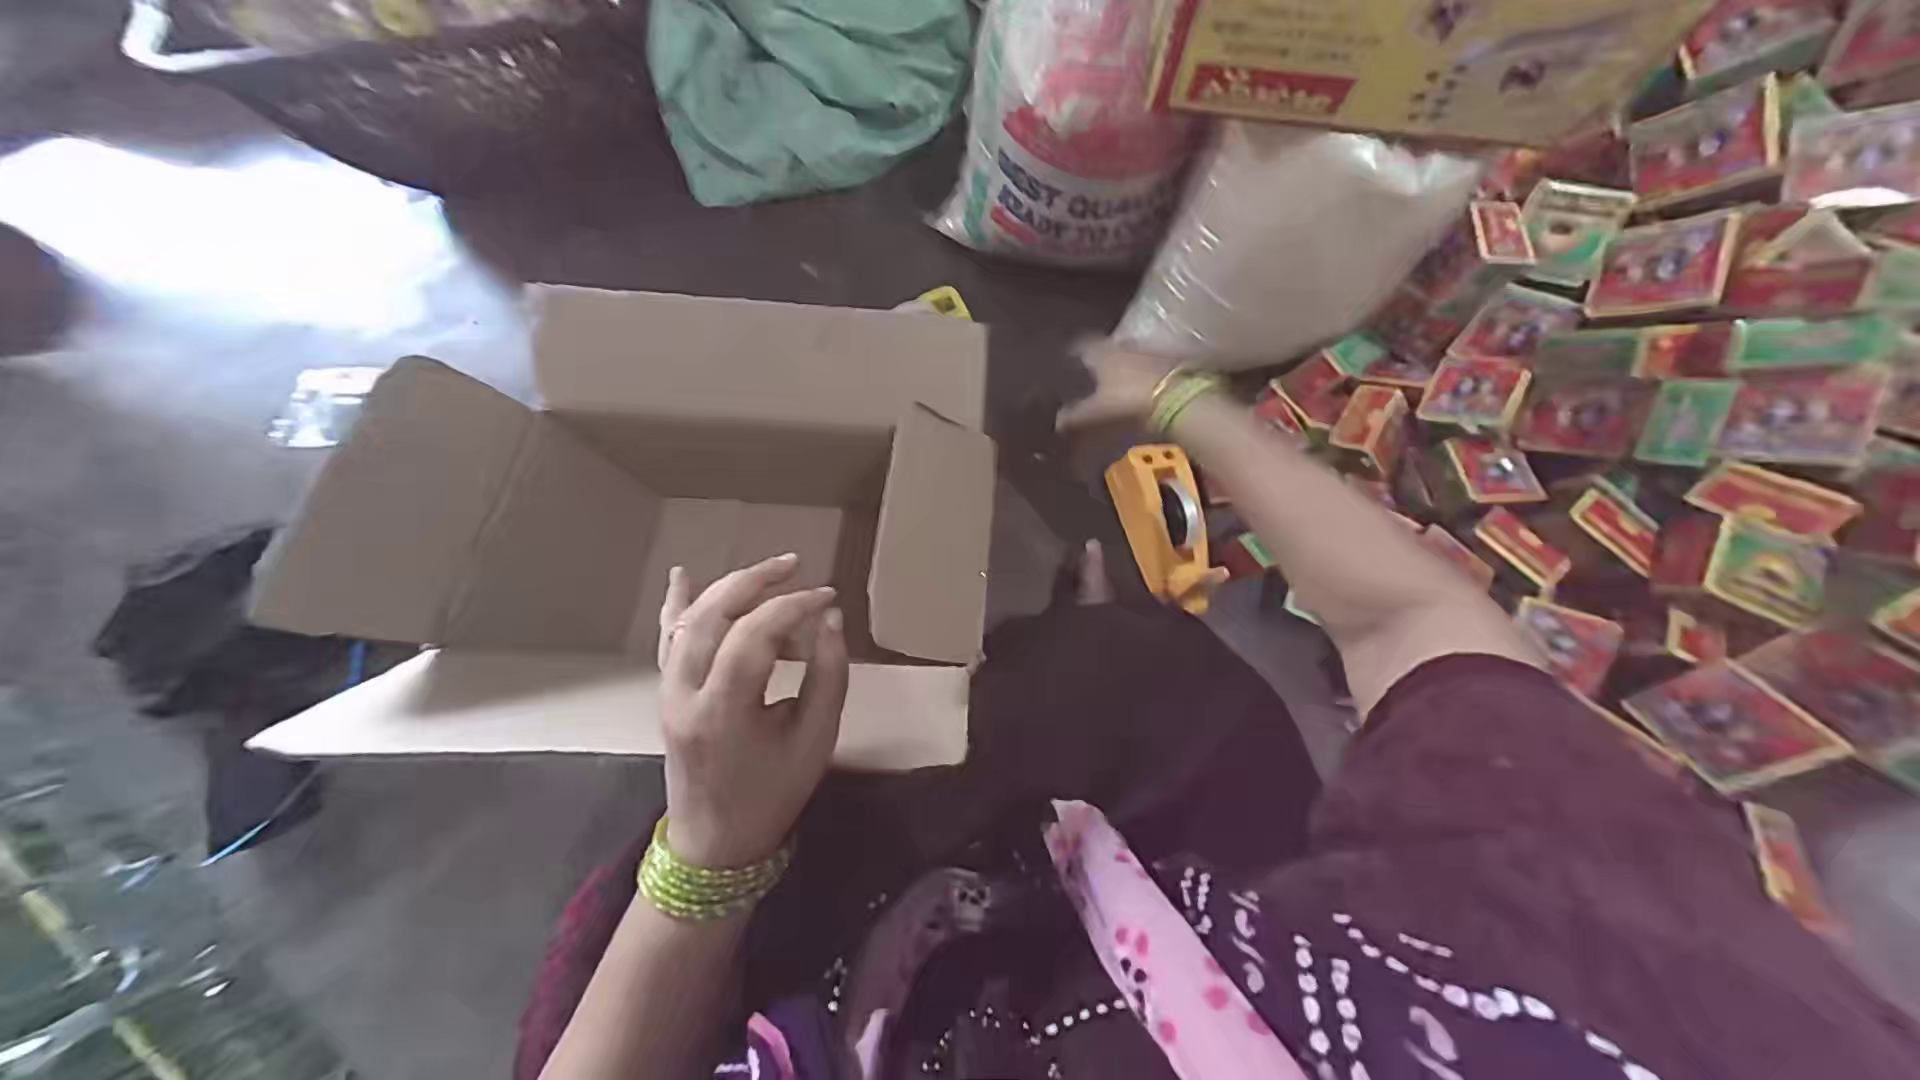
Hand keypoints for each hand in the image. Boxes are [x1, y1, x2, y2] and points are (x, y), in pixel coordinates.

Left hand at [656, 554, 847, 868]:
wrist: (716, 841)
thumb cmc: (773, 793)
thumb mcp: (816, 738)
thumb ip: (828, 675)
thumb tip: (830, 619)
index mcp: (723, 711)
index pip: (754, 635)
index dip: (793, 607)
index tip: (827, 598)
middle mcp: (685, 693)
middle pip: (714, 615)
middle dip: (757, 581)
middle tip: (797, 567)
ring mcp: (668, 691)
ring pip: (691, 619)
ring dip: (730, 588)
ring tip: (771, 573)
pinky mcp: (665, 692)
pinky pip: (668, 638)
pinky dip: (677, 603)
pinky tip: (682, 574)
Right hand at [1055, 341, 1181, 430]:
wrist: (1177, 396)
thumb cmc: (1128, 399)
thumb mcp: (1097, 411)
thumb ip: (1076, 415)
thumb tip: (1057, 422)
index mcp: (1102, 353)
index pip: (1083, 344)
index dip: (1075, 350)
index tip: (1068, 356)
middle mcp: (1124, 347)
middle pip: (1107, 346)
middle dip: (1099, 355)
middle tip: (1091, 367)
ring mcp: (1149, 353)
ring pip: (1129, 354)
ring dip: (1122, 364)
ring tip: (1114, 378)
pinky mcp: (1169, 363)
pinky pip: (1147, 366)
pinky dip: (1140, 374)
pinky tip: (1138, 386)